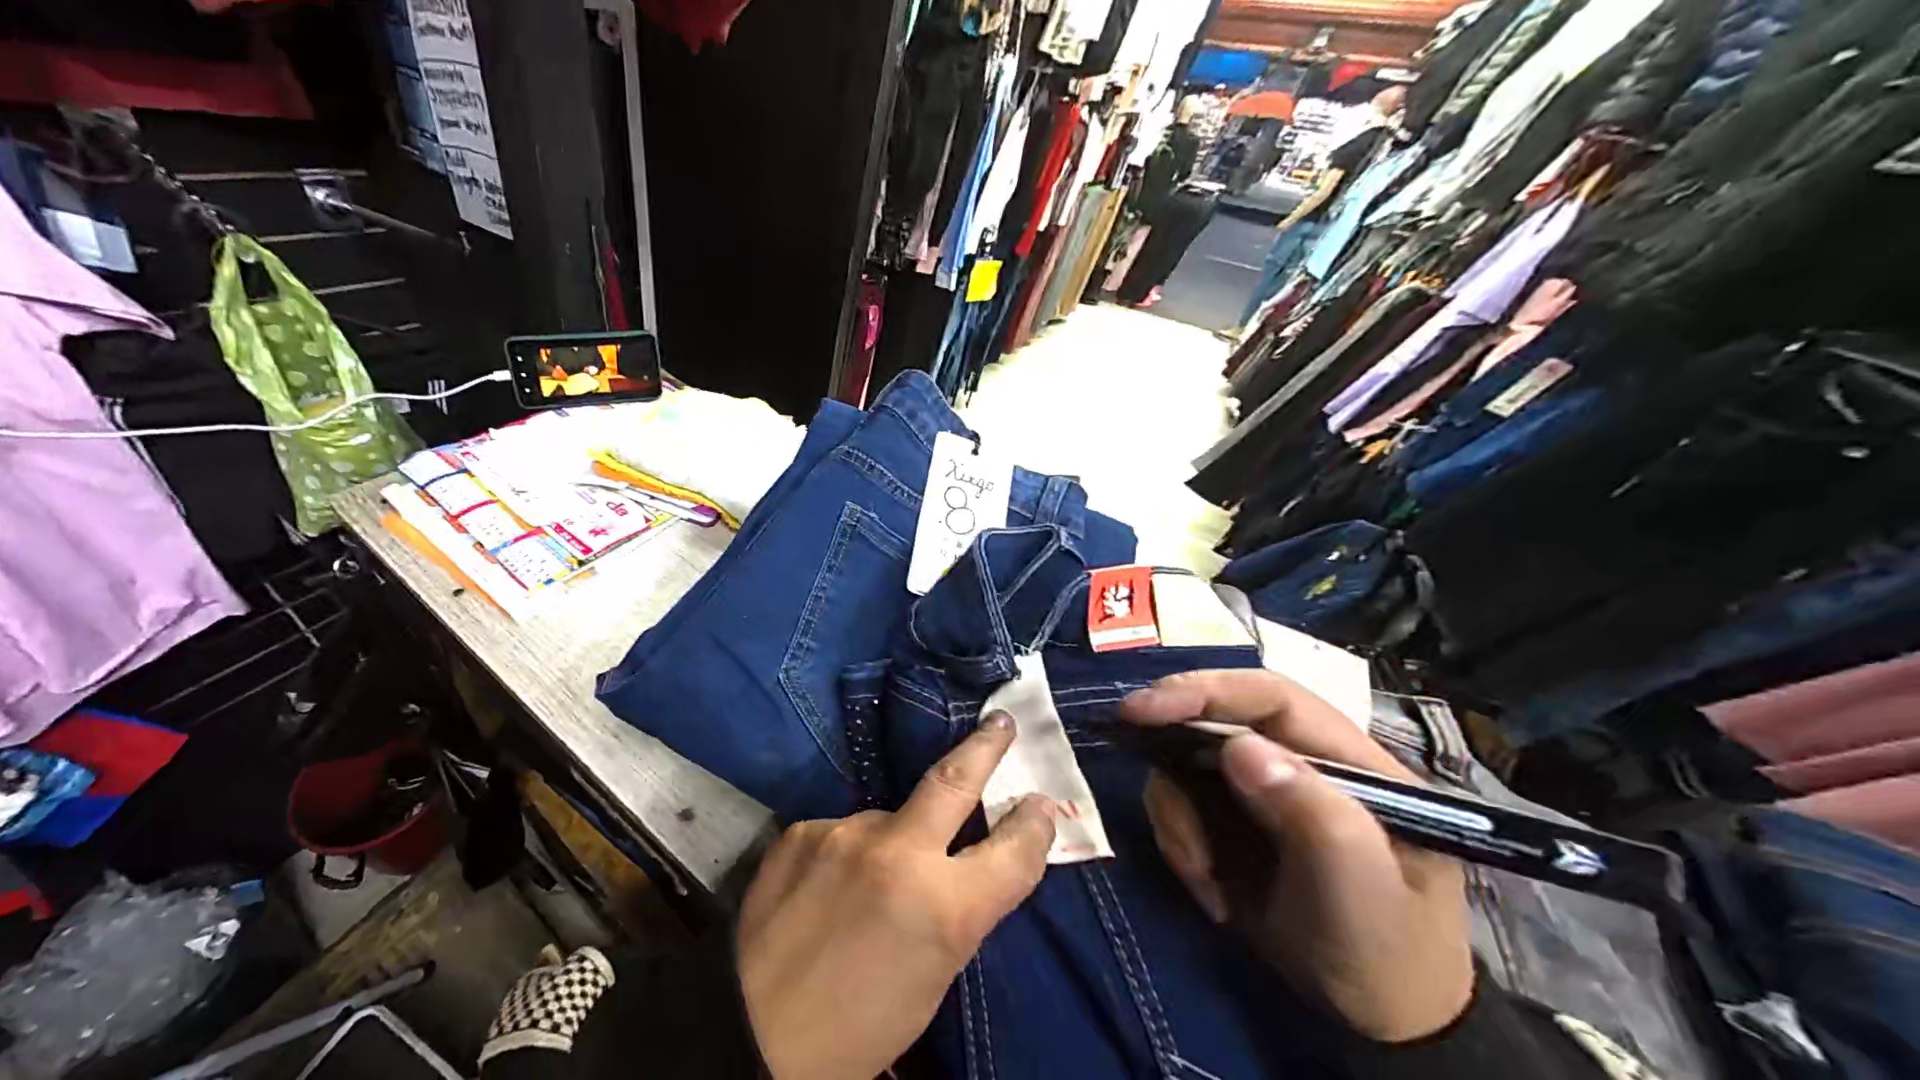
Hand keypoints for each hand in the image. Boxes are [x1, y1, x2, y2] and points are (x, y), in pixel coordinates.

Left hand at [736, 713, 1055, 1079]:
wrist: (748, 1037)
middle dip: (985, 747)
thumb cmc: (861, 1025)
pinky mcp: (802, 830)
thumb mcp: (934, 977)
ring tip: (871, 882)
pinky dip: (848, 854)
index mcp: (944, 906)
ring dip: (893, 840)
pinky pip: (843, 833)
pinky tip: (829, 886)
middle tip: (1001, 722)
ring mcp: (843, 833)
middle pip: (954, 780)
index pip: (1013, 850)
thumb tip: (977, 858)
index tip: (1041, 804)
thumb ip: (960, 908)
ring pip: (889, 818)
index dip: (1035, 825)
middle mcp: (897, 853)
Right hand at [1120, 670, 1473, 1042]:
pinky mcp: (1229, 821)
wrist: (1373, 1020)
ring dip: (1178, 817)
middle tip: (1132, 755)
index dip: (1209, 690)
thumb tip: (1240, 747)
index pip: (1273, 698)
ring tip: (1202, 874)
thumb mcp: (1361, 890)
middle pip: (1215, 724)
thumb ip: (1314, 815)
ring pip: (1186, 765)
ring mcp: (1259, 791)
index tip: (1145, 707)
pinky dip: (1179, 843)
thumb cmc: (1384, 951)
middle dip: (1175, 753)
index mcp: (1349, 759)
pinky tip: (1209, 889)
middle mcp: (1298, 761)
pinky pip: (1179, 807)